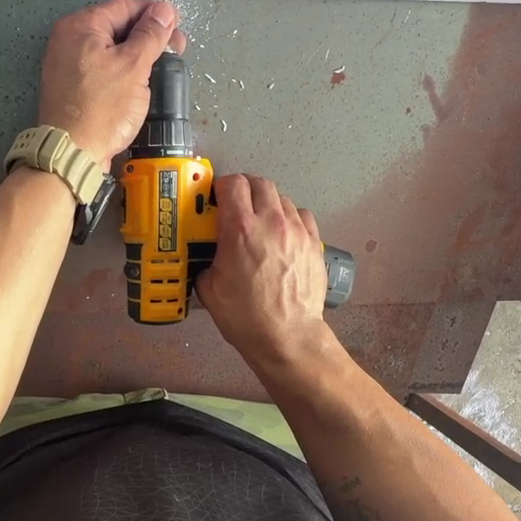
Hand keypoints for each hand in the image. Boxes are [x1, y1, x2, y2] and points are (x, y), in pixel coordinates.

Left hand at [37, 0, 185, 170]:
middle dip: (147, 37)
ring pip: (109, 51)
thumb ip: (150, 35)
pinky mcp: (70, 90)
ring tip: (157, 68)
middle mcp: (68, 40)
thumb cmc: (99, 112)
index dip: (155, 14)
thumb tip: (162, 13)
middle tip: (173, 49)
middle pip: (116, 28)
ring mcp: (66, 66)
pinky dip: (119, 72)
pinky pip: (99, 71)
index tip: (175, 26)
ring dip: (135, 56)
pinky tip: (136, 83)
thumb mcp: (133, 67)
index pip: (125, 7)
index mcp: (81, 26)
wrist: (72, 156)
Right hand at [197, 174, 331, 368]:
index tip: (217, 197)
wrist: (286, 337)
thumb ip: (206, 265)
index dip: (222, 187)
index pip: (232, 184)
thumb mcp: (210, 292)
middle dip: (245, 190)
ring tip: (260, 222)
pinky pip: (302, 217)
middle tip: (236, 204)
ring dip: (268, 204)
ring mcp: (296, 232)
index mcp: (240, 231)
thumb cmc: (249, 318)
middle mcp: (271, 223)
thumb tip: (208, 261)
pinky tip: (282, 235)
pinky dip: (290, 219)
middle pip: (259, 183)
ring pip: (282, 198)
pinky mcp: (314, 244)